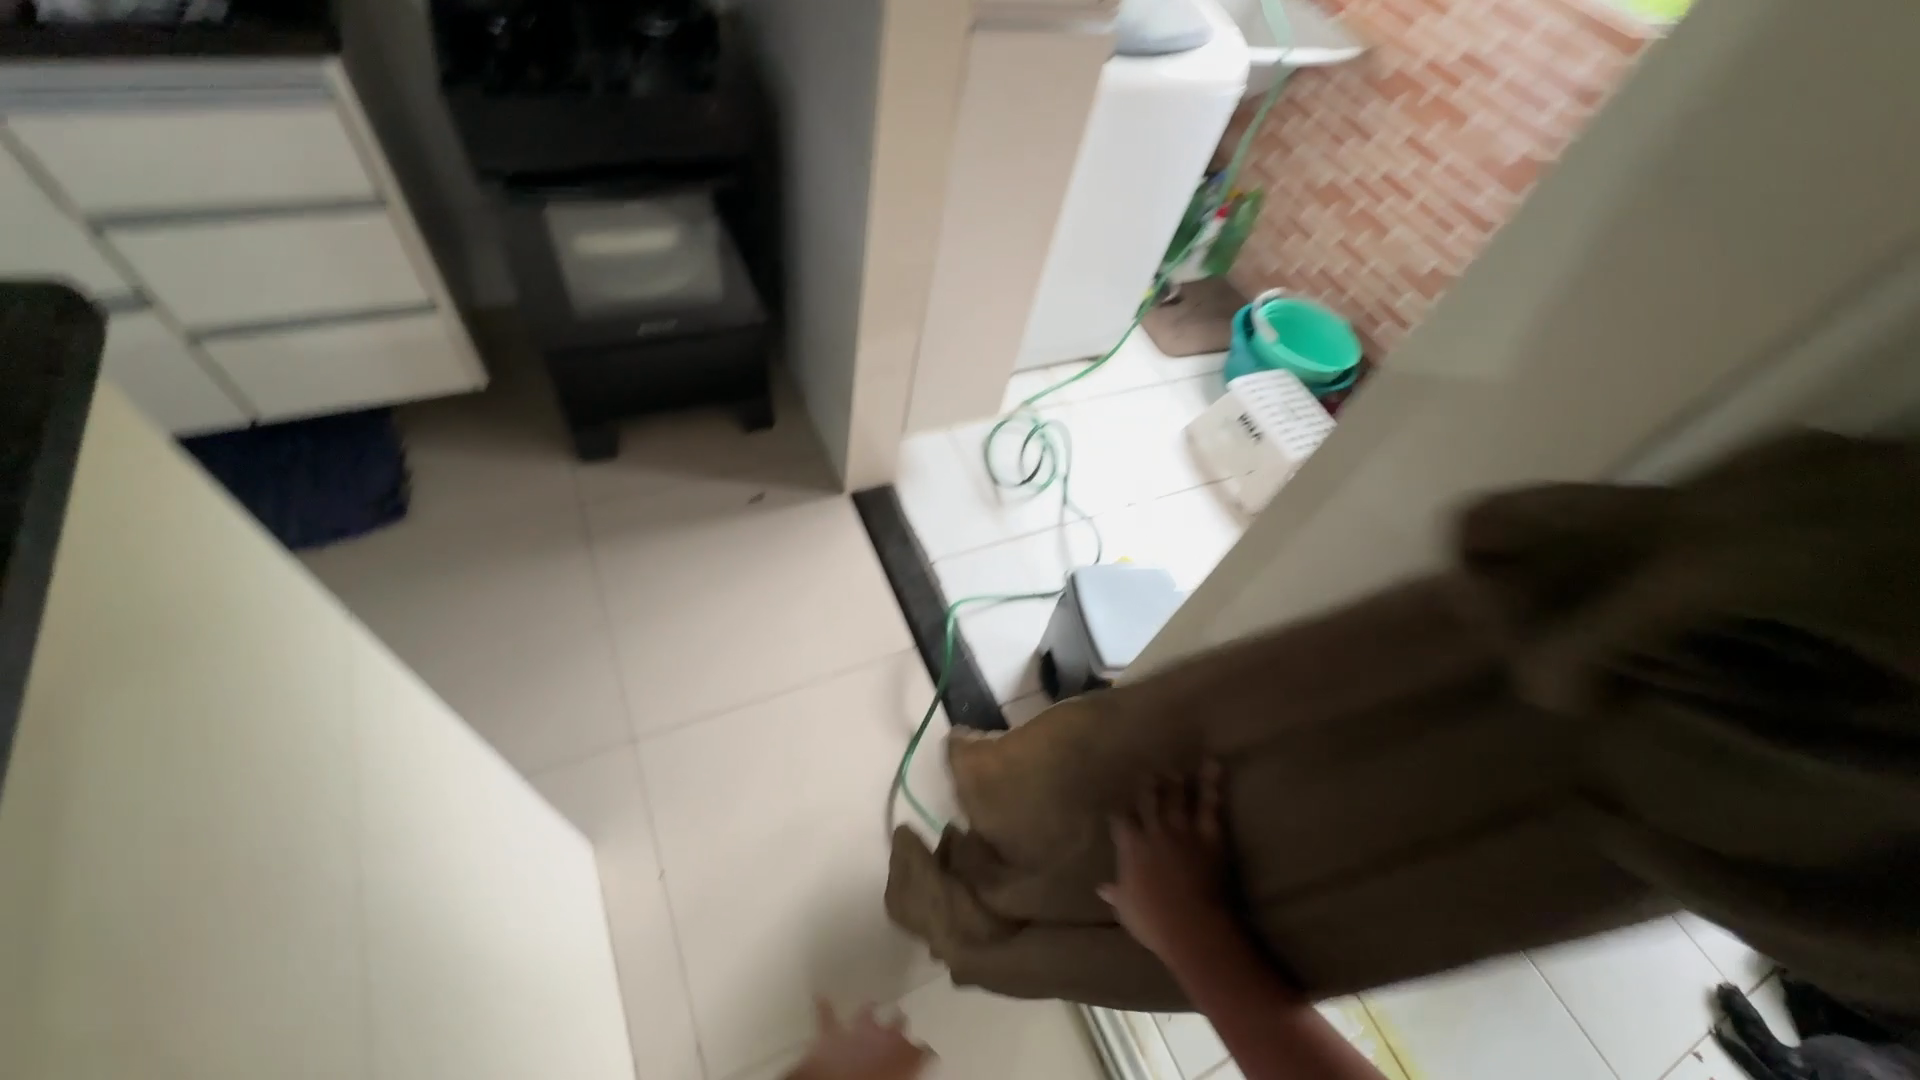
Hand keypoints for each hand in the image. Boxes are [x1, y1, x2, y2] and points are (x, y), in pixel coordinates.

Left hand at [787, 998, 933, 1079]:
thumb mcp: (899, 1078)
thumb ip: (908, 1072)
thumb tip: (913, 1073)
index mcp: (906, 1054)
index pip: (924, 1051)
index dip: (925, 1052)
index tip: (928, 1053)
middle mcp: (884, 1037)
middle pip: (899, 1024)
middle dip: (900, 1023)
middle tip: (902, 1024)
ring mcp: (857, 1032)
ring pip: (867, 1012)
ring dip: (870, 1010)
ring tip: (873, 1003)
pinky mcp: (831, 1034)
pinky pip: (826, 1015)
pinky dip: (824, 1005)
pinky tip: (820, 994)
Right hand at [1100, 763, 1241, 963]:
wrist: (1190, 925)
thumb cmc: (1153, 921)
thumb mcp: (1126, 909)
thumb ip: (1115, 894)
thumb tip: (1101, 888)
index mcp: (1131, 846)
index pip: (1121, 821)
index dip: (1120, 813)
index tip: (1120, 808)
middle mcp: (1154, 830)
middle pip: (1148, 800)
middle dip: (1147, 786)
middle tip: (1148, 774)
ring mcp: (1182, 829)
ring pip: (1177, 796)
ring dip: (1176, 781)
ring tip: (1175, 771)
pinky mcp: (1208, 834)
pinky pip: (1210, 805)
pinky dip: (1212, 785)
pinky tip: (1214, 766)